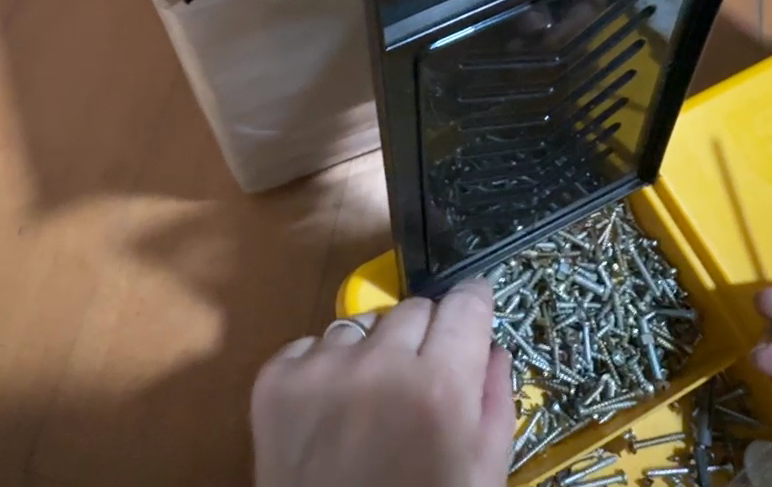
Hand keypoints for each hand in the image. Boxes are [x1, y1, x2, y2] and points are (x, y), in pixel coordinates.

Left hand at [251, 276, 515, 486]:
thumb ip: (494, 404)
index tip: (474, 303)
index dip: (474, 302)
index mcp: (439, 388)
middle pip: (413, 309)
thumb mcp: (480, 478)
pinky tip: (328, 414)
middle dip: (424, 336)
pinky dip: (324, 369)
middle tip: (419, 379)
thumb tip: (490, 346)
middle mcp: (380, 363)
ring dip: (372, 350)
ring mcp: (322, 367)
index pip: (464, 305)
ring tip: (369, 403)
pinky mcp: (276, 379)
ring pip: (361, 324)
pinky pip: (312, 345)